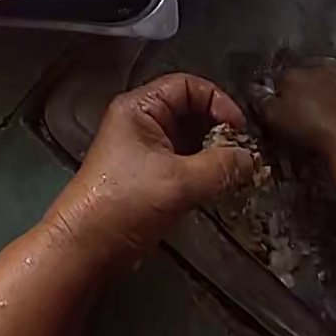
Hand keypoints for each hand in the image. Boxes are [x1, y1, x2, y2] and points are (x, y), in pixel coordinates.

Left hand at [41, 73, 261, 268]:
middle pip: (190, 109)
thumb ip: (219, 168)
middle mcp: (142, 120)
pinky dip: (203, 167)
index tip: (238, 128)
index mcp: (140, 107)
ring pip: (188, 136)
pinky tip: (220, 183)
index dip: (217, 100)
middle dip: (218, 127)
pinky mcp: (148, 173)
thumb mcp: (178, 183)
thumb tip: (251, 160)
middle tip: (241, 151)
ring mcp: (144, 147)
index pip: (187, 85)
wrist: (84, 249)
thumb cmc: (125, 204)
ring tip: (236, 169)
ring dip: (213, 149)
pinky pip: (184, 158)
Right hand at [260, 58, 335, 158]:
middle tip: (301, 107)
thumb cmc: (306, 129)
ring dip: (325, 86)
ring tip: (323, 105)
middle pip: (304, 74)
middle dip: (301, 86)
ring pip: (328, 76)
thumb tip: (253, 89)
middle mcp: (316, 68)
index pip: (279, 79)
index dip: (277, 93)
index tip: (278, 108)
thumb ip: (262, 102)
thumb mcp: (275, 119)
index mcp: (293, 74)